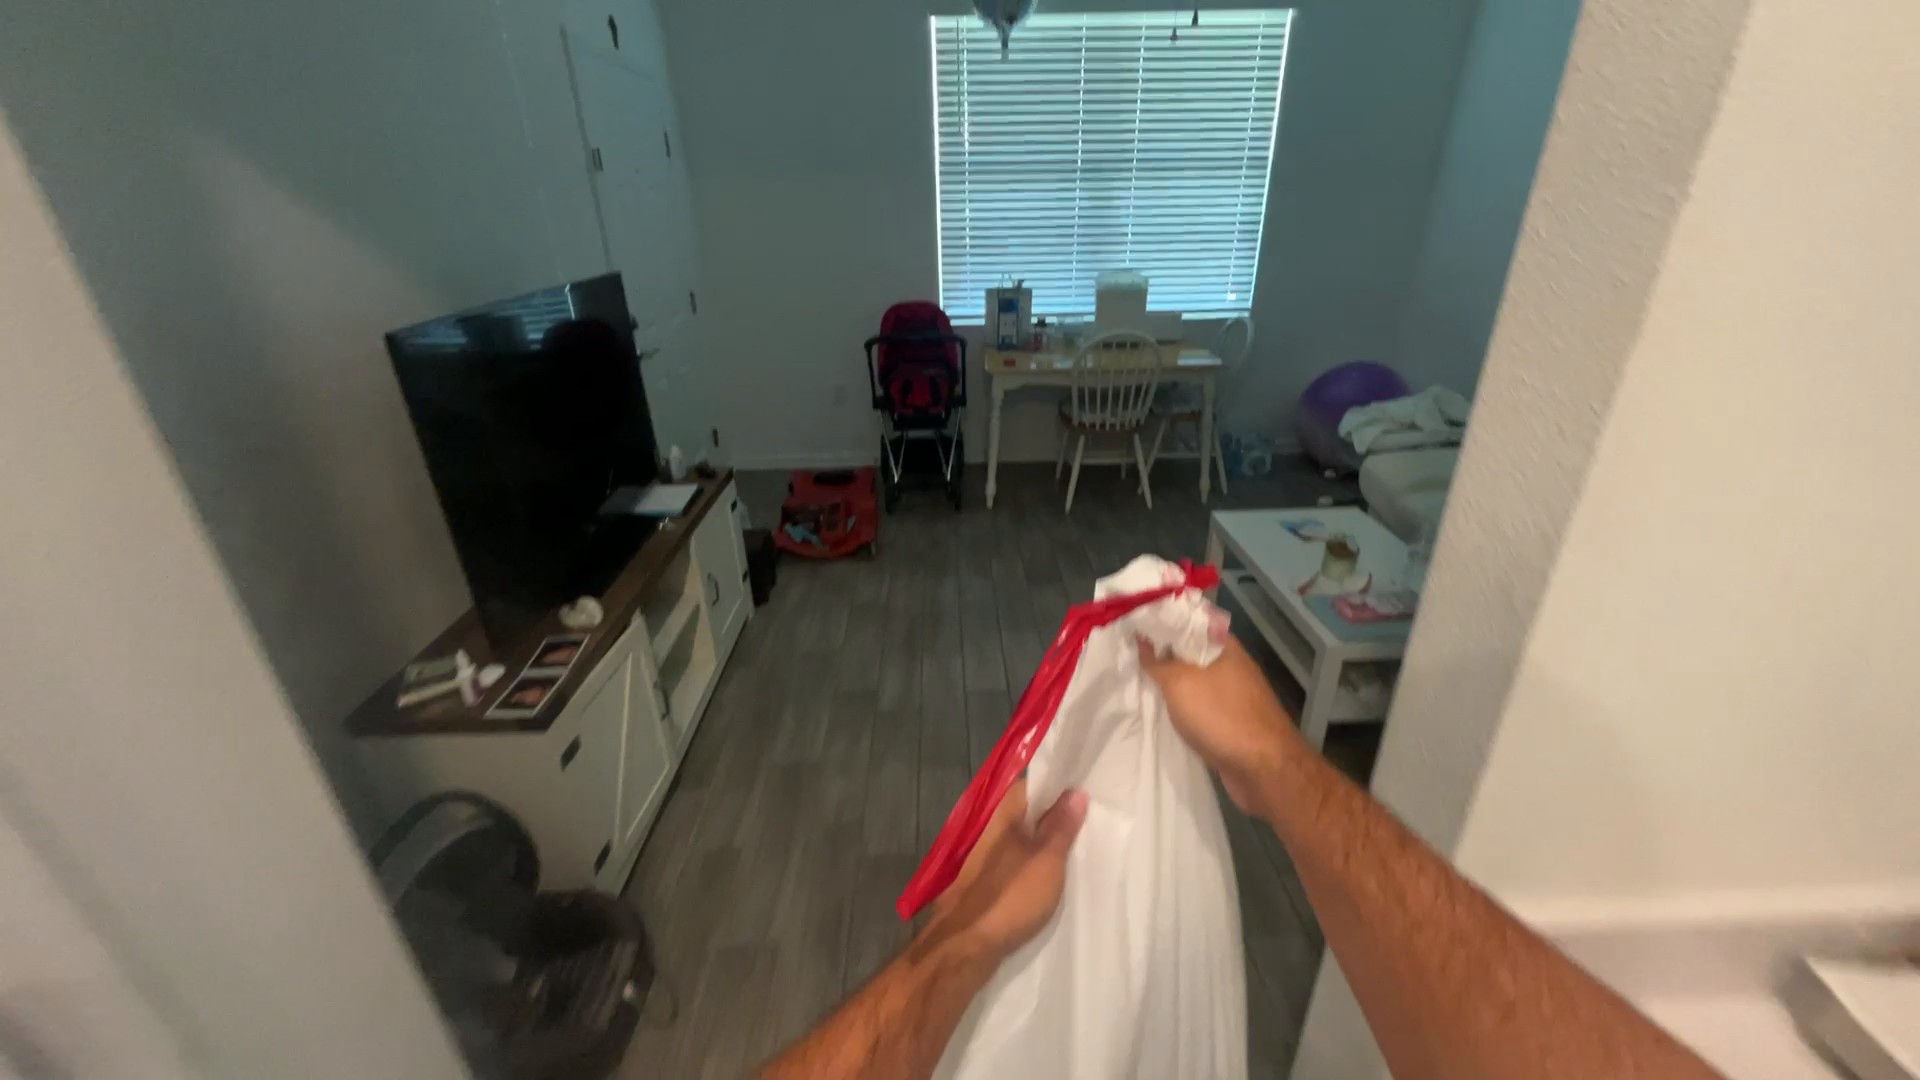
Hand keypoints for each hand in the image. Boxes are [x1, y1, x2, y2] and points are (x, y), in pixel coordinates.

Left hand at [927, 779, 1088, 959]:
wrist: (966, 945)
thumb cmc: (1010, 896)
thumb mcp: (1046, 859)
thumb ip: (1061, 826)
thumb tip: (1075, 791)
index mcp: (1005, 814)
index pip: (1031, 784)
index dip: (1057, 784)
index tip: (1086, 789)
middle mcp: (994, 828)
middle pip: (1029, 812)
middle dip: (1056, 815)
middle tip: (1092, 820)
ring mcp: (988, 856)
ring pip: (1025, 838)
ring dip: (1048, 842)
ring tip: (1081, 847)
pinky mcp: (989, 881)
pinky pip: (1019, 862)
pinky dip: (1037, 864)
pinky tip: (1056, 877)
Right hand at [1137, 635, 1300, 816]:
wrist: (1264, 770)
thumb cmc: (1221, 716)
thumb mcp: (1180, 683)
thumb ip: (1159, 661)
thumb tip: (1143, 640)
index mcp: (1224, 647)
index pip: (1190, 623)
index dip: (1163, 622)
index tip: (1134, 624)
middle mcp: (1232, 667)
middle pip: (1191, 652)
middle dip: (1163, 654)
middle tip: (1129, 653)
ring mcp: (1234, 696)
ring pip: (1195, 681)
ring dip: (1171, 683)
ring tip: (1138, 680)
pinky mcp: (1232, 722)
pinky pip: (1200, 706)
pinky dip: (1182, 707)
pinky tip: (1162, 711)